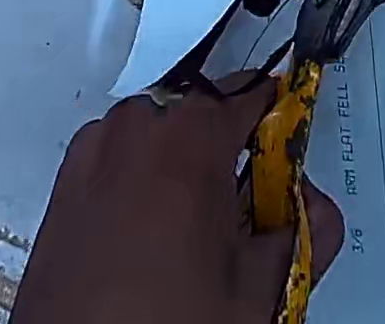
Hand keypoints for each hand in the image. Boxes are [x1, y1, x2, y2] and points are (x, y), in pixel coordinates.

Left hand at [12, 81, 344, 323]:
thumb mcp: (258, 290)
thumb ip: (305, 232)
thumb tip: (317, 207)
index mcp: (192, 137)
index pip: (250, 94)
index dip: (274, 111)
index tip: (284, 131)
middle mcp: (142, 123)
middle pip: (202, 110)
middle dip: (226, 142)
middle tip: (240, 199)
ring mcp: (99, 143)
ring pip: (158, 127)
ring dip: (179, 154)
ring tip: (188, 221)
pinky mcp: (67, 172)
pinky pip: (118, 149)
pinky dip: (137, 169)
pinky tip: (144, 225)